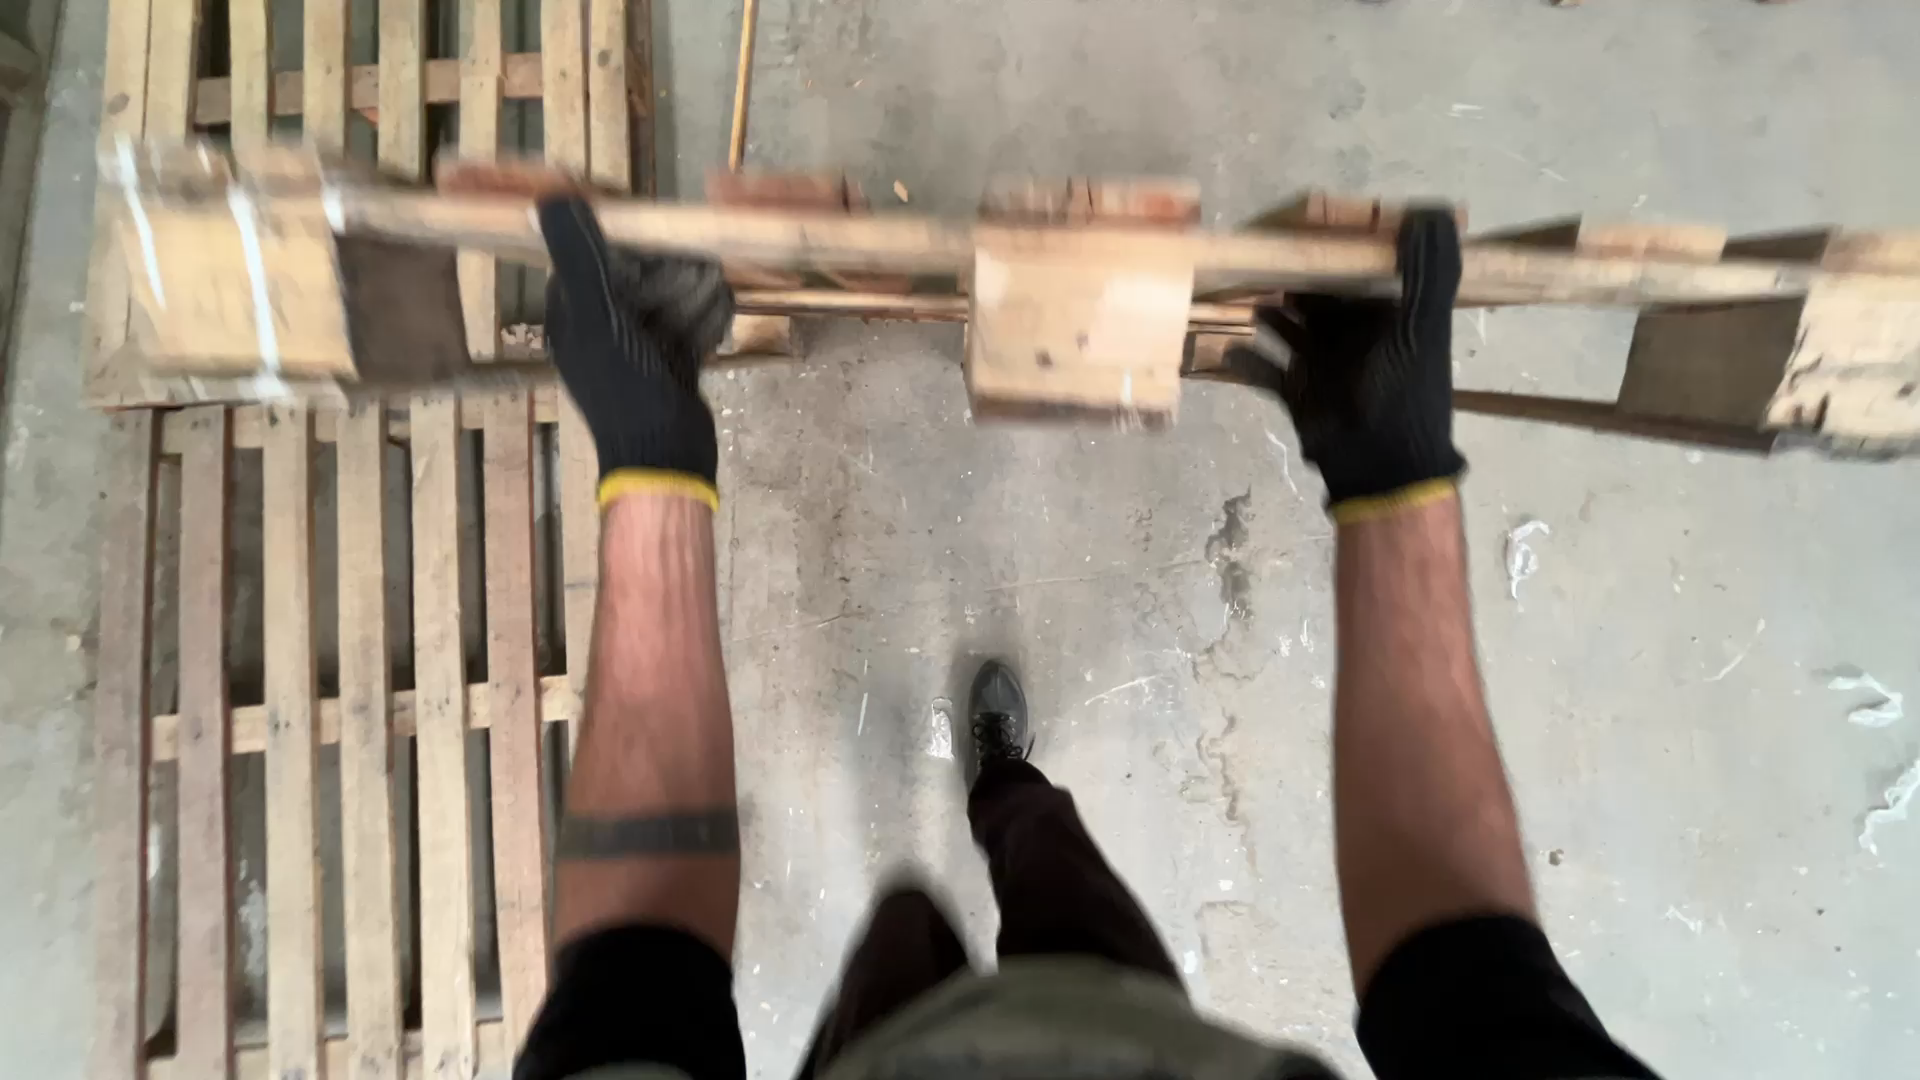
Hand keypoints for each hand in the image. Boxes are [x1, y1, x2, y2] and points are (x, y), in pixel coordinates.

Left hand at [537, 195, 734, 509]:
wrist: (665, 458)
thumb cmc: (627, 390)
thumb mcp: (598, 320)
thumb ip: (579, 259)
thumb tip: (552, 197)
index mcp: (575, 312)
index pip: (601, 258)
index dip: (636, 245)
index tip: (669, 239)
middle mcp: (604, 327)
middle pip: (642, 280)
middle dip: (675, 272)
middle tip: (708, 266)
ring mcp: (641, 348)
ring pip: (670, 304)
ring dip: (696, 294)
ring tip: (721, 286)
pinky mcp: (672, 366)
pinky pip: (689, 331)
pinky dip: (707, 320)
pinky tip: (725, 311)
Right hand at [1226, 209, 1464, 521]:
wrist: (1381, 462)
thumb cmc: (1404, 390)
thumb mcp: (1422, 324)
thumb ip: (1428, 269)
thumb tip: (1423, 209)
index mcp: (1387, 317)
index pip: (1358, 275)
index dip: (1335, 253)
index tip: (1305, 228)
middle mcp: (1352, 337)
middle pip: (1316, 300)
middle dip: (1291, 283)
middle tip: (1260, 260)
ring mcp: (1321, 365)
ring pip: (1287, 330)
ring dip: (1267, 317)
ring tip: (1241, 298)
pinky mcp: (1296, 392)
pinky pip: (1265, 370)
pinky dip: (1247, 361)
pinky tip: (1229, 349)